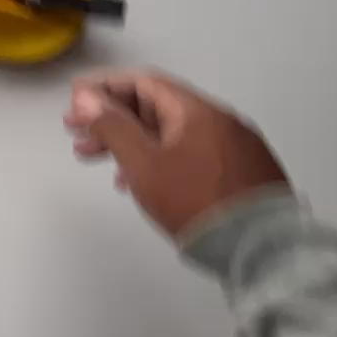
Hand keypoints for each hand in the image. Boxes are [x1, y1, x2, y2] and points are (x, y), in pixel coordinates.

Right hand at [63, 71, 288, 238]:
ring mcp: (235, 148)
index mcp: (198, 112)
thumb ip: (111, 125)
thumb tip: (86, 96)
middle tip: (75, 132)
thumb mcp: (141, 162)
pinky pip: (187, 152)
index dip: (104, 87)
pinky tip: (132, 179)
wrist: (261, 253)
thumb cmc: (192, 199)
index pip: (144, 83)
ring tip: (93, 157)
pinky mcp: (241, 173)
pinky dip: (154, 157)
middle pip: (154, 107)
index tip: (75, 102)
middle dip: (110, 118)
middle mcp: (221, 122)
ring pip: (168, 132)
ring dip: (128, 140)